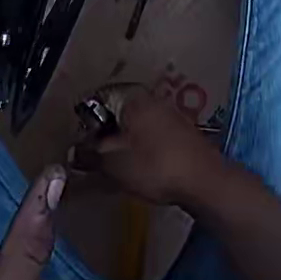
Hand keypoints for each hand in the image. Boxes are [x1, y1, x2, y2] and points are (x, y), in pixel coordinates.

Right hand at [72, 84, 228, 207]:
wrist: (207, 183)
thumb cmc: (155, 166)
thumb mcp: (114, 164)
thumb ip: (89, 155)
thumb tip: (72, 152)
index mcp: (129, 96)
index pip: (95, 99)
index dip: (84, 123)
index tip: (82, 146)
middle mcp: (148, 97)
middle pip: (114, 112)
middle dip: (102, 135)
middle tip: (96, 160)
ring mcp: (167, 113)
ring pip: (132, 125)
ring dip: (120, 143)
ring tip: (115, 169)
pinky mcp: (180, 132)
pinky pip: (149, 135)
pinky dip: (139, 149)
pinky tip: (139, 170)